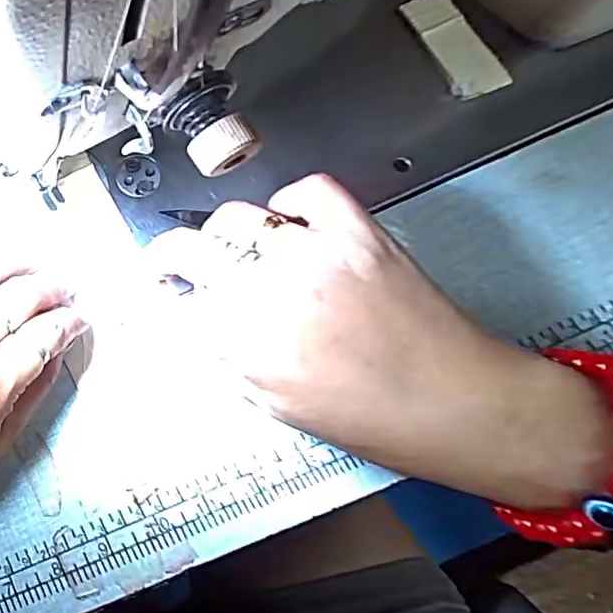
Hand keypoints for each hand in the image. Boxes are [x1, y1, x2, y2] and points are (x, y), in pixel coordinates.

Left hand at [0, 242, 88, 558]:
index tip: (80, 319)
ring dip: (10, 268)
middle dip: (51, 291)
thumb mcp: (3, 440)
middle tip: (66, 292)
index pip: (43, 334)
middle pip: (17, 299)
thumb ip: (36, 387)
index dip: (70, 323)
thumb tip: (59, 345)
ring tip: (30, 270)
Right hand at [144, 174, 612, 507]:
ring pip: (239, 217)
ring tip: (236, 248)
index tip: (154, 290)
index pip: (173, 303)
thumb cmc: (373, 420)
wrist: (458, 404)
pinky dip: (289, 201)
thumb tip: (199, 323)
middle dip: (167, 255)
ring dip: (226, 234)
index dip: (154, 294)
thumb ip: (230, 360)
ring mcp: (317, 257)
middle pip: (189, 250)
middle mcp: (274, 297)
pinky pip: (307, 191)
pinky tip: (288, 222)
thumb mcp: (280, 407)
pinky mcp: (359, 234)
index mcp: (250, 350)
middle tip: (171, 261)